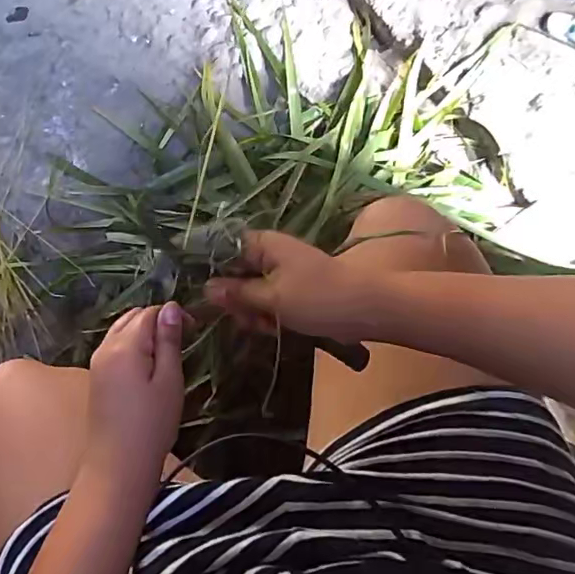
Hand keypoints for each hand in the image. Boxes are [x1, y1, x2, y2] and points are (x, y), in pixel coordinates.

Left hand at [84, 303, 185, 486]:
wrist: (118, 466)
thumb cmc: (152, 425)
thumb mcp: (169, 380)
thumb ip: (169, 341)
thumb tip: (171, 307)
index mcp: (125, 346)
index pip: (149, 312)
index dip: (173, 315)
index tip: (194, 330)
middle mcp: (105, 347)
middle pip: (132, 317)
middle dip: (157, 320)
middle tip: (182, 341)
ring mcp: (97, 362)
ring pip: (121, 329)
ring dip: (144, 331)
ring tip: (166, 353)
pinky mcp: (96, 376)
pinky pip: (115, 345)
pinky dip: (132, 344)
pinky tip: (147, 365)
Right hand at [203, 231, 372, 340]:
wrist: (368, 309)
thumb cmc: (317, 297)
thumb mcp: (271, 298)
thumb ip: (238, 293)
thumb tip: (206, 287)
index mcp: (263, 244)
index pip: (224, 250)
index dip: (214, 272)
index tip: (211, 297)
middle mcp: (272, 253)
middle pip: (237, 275)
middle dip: (239, 301)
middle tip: (251, 320)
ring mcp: (284, 273)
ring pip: (253, 293)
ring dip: (255, 313)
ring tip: (271, 326)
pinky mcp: (296, 290)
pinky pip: (271, 302)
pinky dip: (272, 317)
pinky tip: (279, 329)